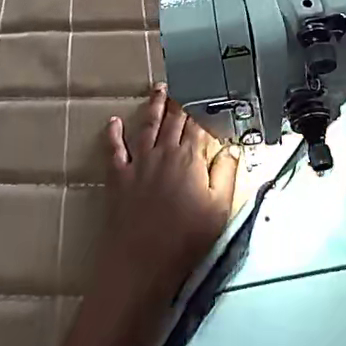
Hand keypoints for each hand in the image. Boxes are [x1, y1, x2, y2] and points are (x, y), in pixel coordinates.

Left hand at [94, 84, 240, 311]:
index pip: (199, 125)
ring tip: (158, 88)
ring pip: (147, 125)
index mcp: (190, 158)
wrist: (141, 263)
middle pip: (173, 119)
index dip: (204, 108)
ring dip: (153, 105)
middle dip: (180, 99)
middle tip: (184, 83)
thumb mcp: (219, 210)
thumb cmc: (186, 240)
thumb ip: (226, 175)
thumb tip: (231, 148)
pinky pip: (114, 148)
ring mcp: (138, 162)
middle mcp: (163, 152)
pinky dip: (113, 133)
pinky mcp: (118, 176)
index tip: (209, 93)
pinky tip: (113, 121)